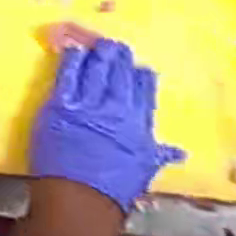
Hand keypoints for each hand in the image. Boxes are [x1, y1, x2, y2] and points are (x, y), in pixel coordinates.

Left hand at [29, 38, 184, 212]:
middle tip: (117, 46)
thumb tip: (175, 151)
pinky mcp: (60, 107)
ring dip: (96, 57)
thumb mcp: (142, 167)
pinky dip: (70, 63)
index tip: (142, 69)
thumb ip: (156, 154)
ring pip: (95, 75)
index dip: (142, 82)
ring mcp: (88, 107)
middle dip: (119, 61)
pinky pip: (66, 79)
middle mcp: (117, 113)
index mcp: (139, 127)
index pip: (144, 97)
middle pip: (119, 80)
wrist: (79, 192)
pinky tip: (71, 51)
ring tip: (97, 43)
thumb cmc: (111, 186)